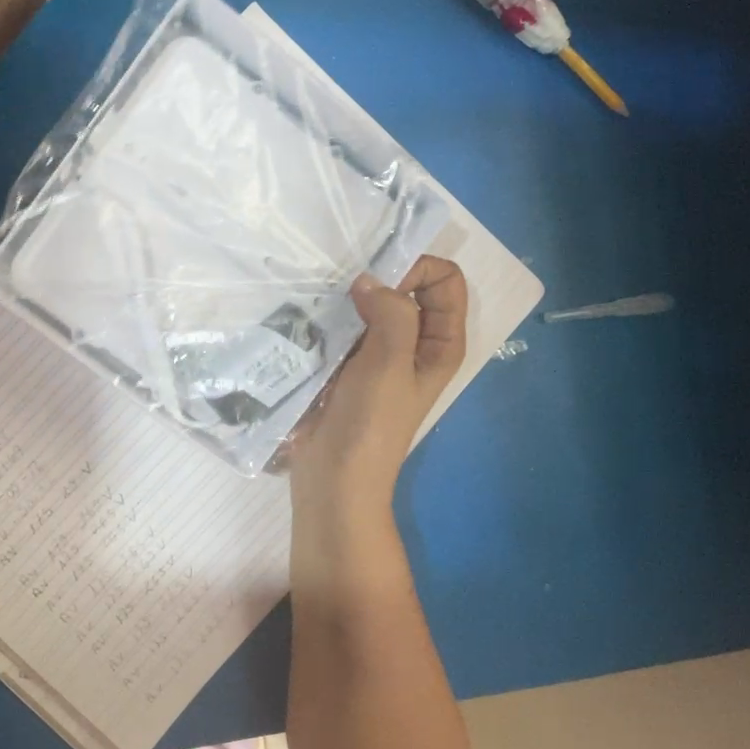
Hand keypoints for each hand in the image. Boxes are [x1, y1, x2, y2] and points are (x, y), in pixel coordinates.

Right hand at [293, 256, 468, 503]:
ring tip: (318, 302)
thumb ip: (391, 314)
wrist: (334, 479)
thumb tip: (369, 281)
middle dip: (377, 278)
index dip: (417, 269)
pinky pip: (339, 329)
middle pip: (405, 289)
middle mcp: (412, 345)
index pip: (445, 281)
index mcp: (440, 344)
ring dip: (346, 299)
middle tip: (341, 287)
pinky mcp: (342, 367)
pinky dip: (325, 319)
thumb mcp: (390, 365)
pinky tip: (304, 321)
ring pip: (368, 307)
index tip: (378, 282)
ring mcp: (375, 356)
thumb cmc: (370, 425)